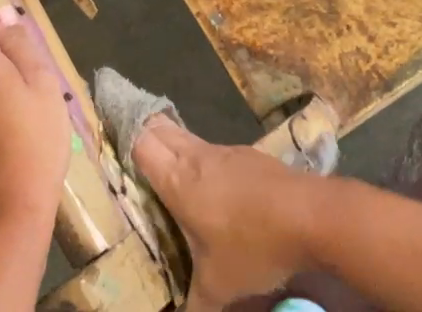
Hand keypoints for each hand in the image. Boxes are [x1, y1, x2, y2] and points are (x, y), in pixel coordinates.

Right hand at [133, 117, 318, 311]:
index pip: (140, 141)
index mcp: (179, 180)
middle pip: (160, 128)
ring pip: (188, 137)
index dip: (121, 135)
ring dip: (173, 147)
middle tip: (127, 151)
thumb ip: (194, 305)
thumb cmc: (255, 246)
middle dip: (142, 133)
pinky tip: (211, 188)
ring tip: (165, 173)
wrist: (315, 216)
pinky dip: (202, 161)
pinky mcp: (251, 156)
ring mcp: (227, 152)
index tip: (106, 141)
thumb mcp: (219, 288)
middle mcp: (198, 156)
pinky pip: (214, 151)